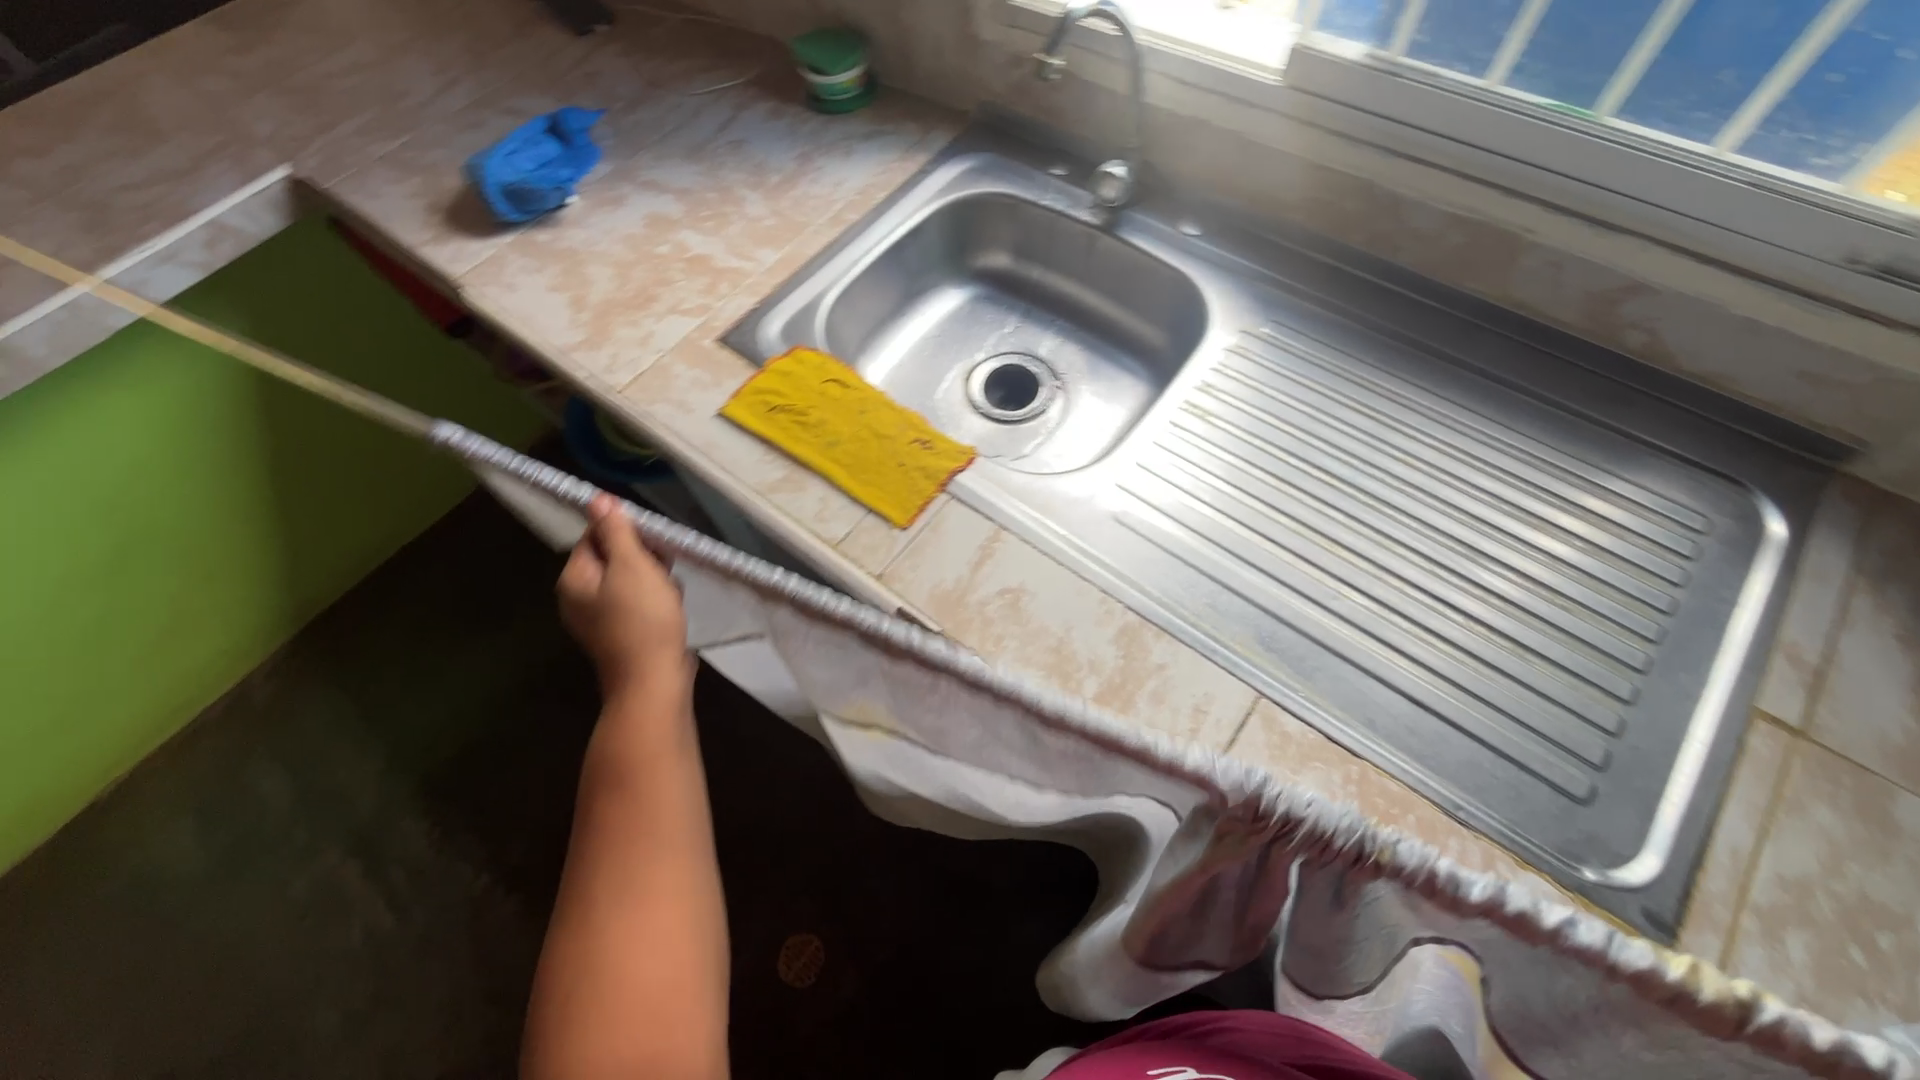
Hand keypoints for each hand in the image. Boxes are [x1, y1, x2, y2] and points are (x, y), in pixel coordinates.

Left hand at [558, 494, 690, 704]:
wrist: (655, 680)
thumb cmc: (643, 618)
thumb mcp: (632, 566)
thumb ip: (616, 531)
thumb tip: (598, 499)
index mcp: (574, 578)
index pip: (594, 536)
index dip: (626, 533)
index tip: (653, 542)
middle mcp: (578, 598)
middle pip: (613, 558)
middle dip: (644, 560)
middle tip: (664, 570)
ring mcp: (599, 620)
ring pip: (630, 581)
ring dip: (655, 581)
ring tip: (670, 594)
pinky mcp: (621, 635)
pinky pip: (638, 604)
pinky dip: (656, 603)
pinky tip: (671, 611)